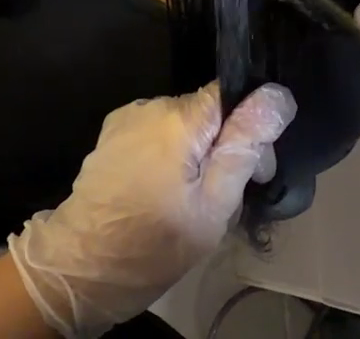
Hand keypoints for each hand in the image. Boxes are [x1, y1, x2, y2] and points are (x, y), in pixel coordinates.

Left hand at [8, 83, 295, 337]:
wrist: (82, 265)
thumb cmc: (155, 243)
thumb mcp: (212, 205)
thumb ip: (243, 147)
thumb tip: (277, 95)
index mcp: (179, 117)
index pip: (231, 95)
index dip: (250, 127)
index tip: (256, 169)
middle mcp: (152, 104)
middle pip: (206, 113)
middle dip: (222, 147)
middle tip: (222, 200)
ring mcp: (128, 118)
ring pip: (181, 126)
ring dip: (193, 154)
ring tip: (189, 202)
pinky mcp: (112, 135)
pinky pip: (155, 134)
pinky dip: (167, 156)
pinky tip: (162, 193)